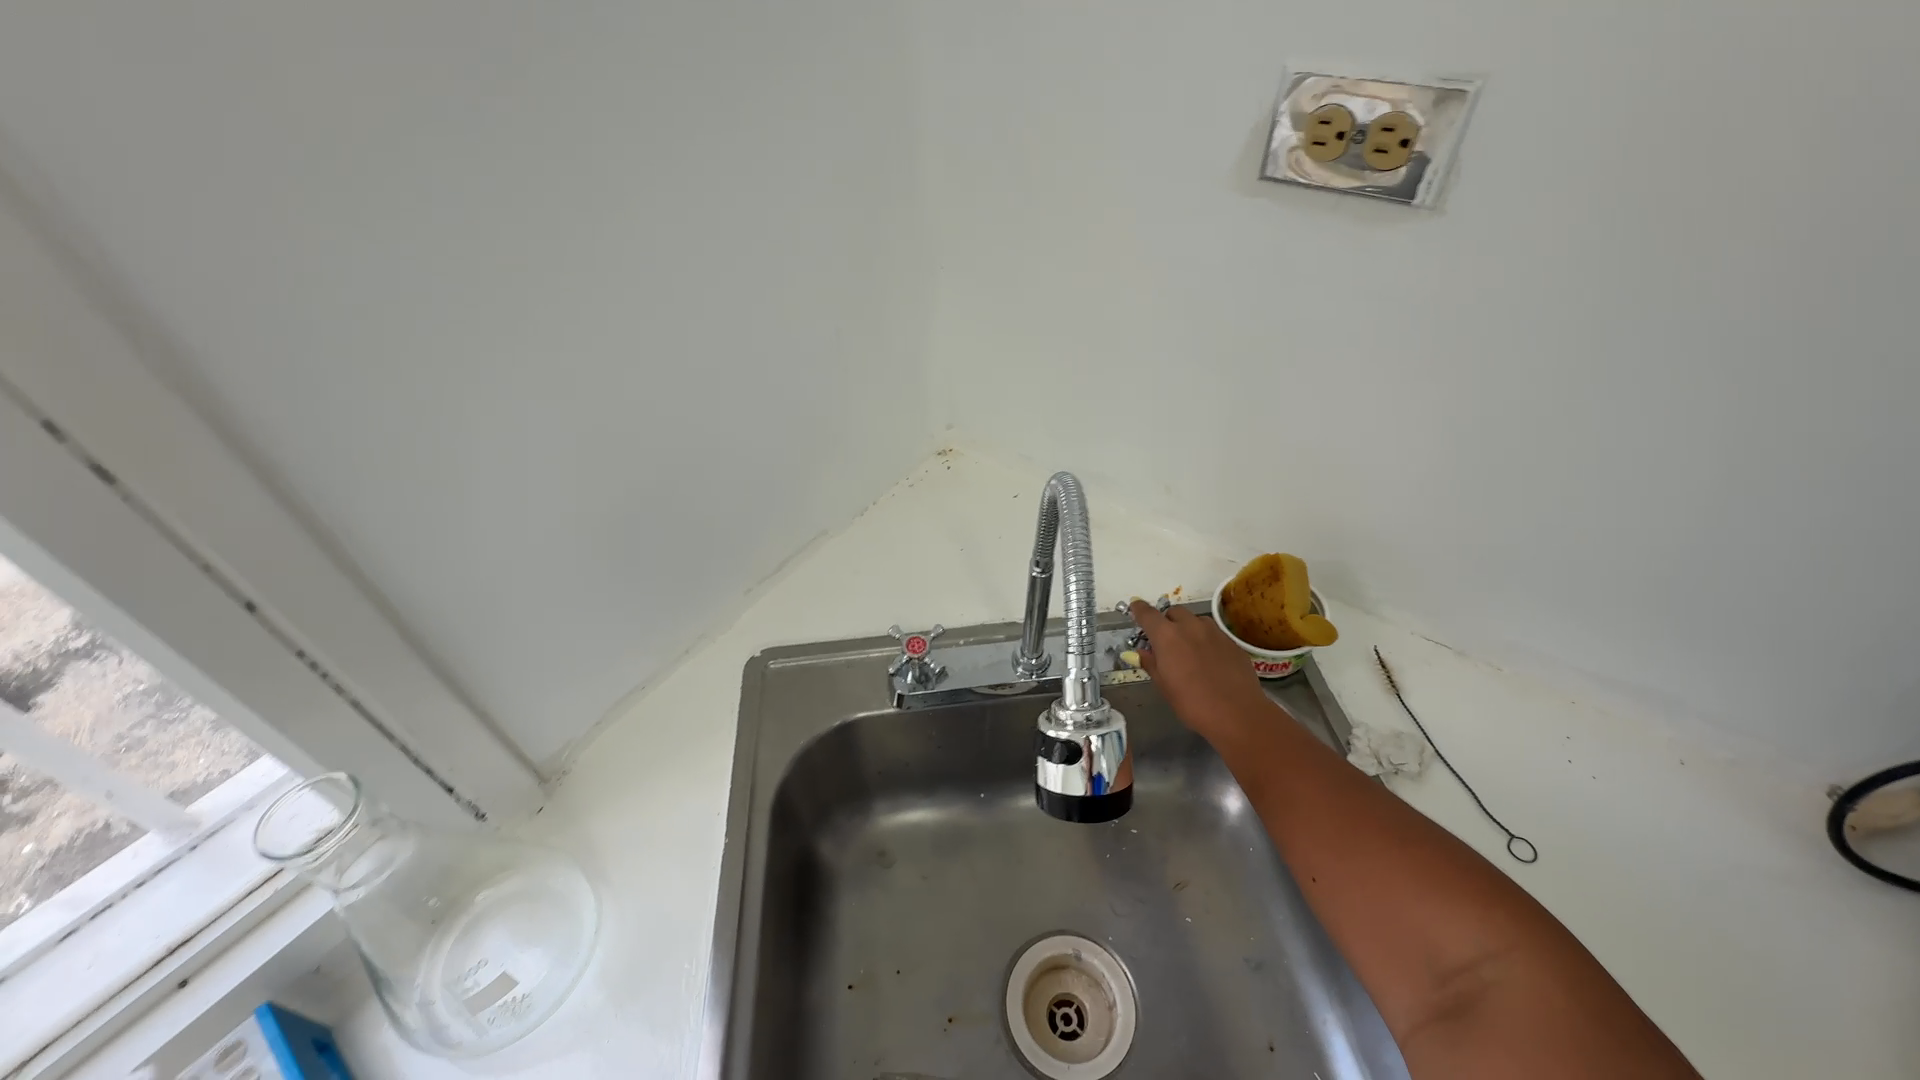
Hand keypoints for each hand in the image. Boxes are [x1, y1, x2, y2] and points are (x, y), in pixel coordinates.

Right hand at [1127, 599, 1274, 741]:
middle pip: (1174, 612)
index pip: (1148, 614)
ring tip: (1189, 649)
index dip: (1139, 609)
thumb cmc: (1192, 703)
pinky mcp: (1232, 642)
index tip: (1135, 607)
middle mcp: (1190, 626)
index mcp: (1167, 636)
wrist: (1237, 713)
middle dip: (1166, 621)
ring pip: (1196, 620)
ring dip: (1188, 628)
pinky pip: (1213, 633)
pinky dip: (1206, 640)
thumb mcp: (1164, 686)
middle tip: (1165, 641)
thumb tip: (1142, 652)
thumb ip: (1151, 664)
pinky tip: (1209, 660)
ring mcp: (1214, 632)